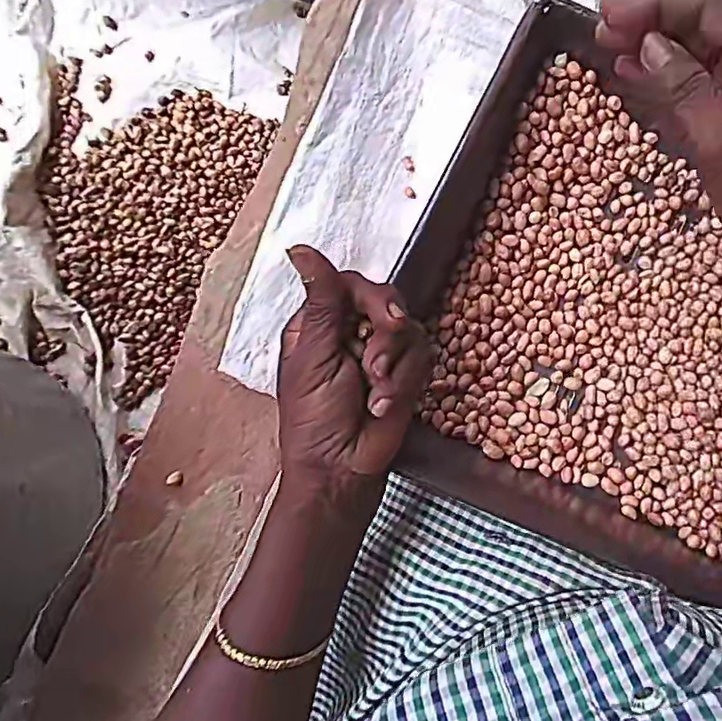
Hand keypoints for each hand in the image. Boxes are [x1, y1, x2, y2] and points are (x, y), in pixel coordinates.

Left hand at [276, 245, 429, 517]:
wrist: (341, 470)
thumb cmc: (313, 419)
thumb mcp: (314, 357)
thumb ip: (321, 302)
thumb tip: (300, 250)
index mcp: (321, 323)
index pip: (351, 284)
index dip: (369, 296)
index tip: (380, 316)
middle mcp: (353, 332)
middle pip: (387, 300)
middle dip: (387, 331)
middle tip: (378, 361)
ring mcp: (382, 353)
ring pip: (409, 330)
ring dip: (394, 364)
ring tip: (375, 392)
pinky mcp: (406, 374)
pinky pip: (422, 358)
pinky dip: (404, 383)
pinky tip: (383, 405)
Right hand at [595, 0, 721, 263]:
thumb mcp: (720, 142)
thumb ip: (684, 86)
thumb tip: (649, 46)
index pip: (712, 8)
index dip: (656, 5)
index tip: (613, 11)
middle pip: (706, 17)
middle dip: (652, 17)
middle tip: (605, 22)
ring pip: (700, 42)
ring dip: (654, 40)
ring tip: (610, 40)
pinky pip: (701, 72)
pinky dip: (666, 68)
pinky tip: (635, 67)